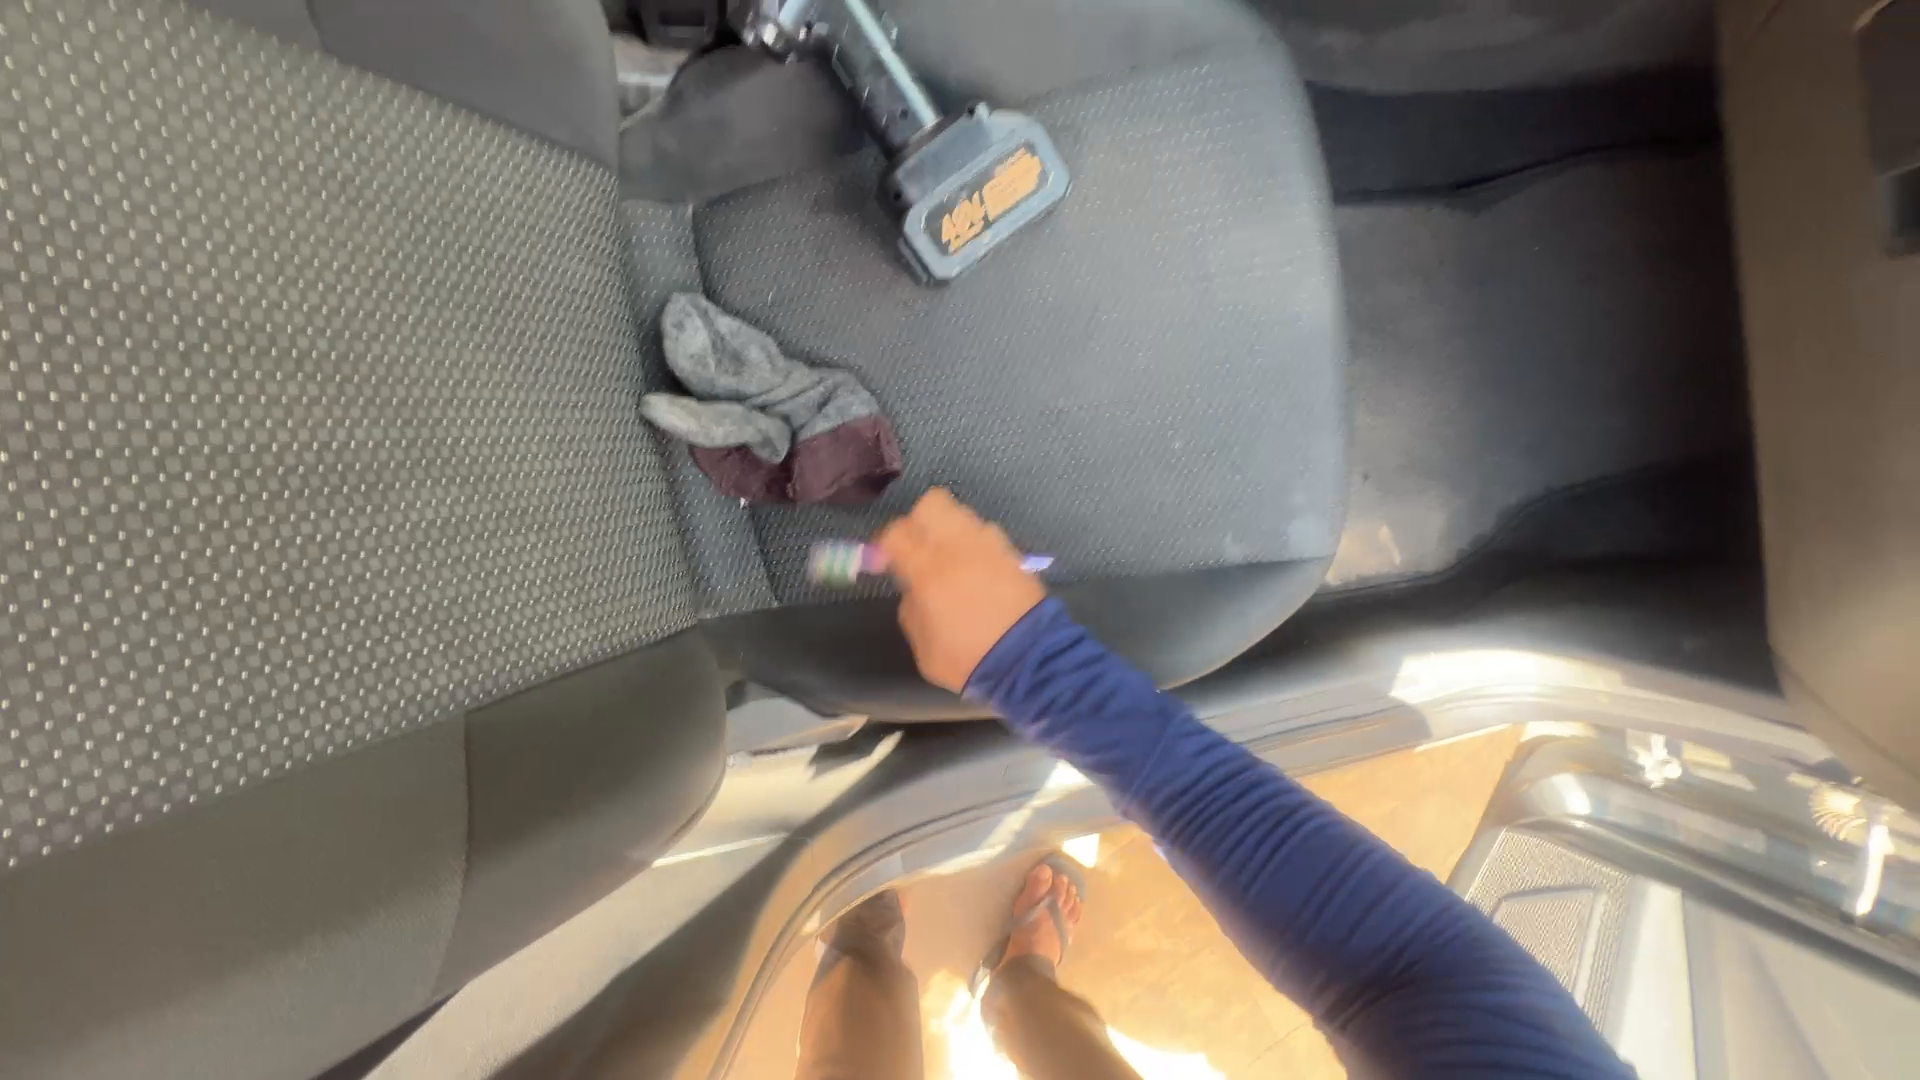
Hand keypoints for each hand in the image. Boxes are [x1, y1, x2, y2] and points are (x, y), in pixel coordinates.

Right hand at [876, 488, 1047, 691]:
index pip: (897, 532)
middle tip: (919, 548)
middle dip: (920, 521)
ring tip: (952, 560)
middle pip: (932, 503)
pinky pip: (988, 536)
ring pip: (963, 515)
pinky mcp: (1014, 555)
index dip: (884, 543)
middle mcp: (959, 547)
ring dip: (951, 532)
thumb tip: (914, 591)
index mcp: (929, 570)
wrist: (1029, 660)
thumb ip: (912, 610)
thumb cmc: (969, 658)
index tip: (884, 561)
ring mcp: (990, 547)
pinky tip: (978, 572)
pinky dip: (977, 547)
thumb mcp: (924, 647)